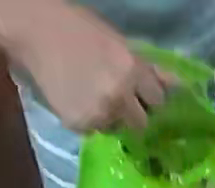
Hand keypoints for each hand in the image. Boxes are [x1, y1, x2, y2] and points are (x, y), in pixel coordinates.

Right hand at [13, 5, 170, 130]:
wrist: (36, 32)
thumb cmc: (79, 30)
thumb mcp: (119, 43)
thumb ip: (147, 69)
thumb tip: (178, 87)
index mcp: (132, 70)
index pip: (158, 101)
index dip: (151, 101)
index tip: (145, 99)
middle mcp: (119, 96)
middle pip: (141, 124)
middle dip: (135, 115)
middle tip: (120, 102)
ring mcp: (100, 114)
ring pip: (116, 128)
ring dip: (110, 118)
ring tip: (93, 96)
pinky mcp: (80, 125)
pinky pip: (94, 131)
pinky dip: (90, 121)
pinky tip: (77, 100)